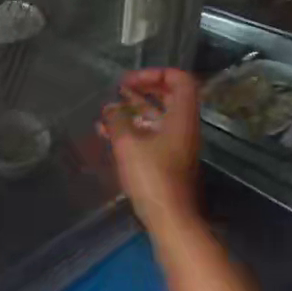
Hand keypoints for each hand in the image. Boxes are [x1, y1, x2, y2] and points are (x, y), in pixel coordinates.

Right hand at [99, 68, 201, 230]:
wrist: (169, 217)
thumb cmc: (152, 176)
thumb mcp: (128, 144)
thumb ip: (117, 121)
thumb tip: (110, 109)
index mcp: (182, 117)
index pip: (180, 80)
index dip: (155, 73)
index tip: (129, 81)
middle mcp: (183, 127)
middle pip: (169, 97)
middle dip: (143, 90)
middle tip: (120, 89)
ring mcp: (176, 145)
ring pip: (157, 118)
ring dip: (134, 111)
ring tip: (108, 110)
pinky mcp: (167, 161)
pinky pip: (151, 136)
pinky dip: (132, 130)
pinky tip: (107, 133)